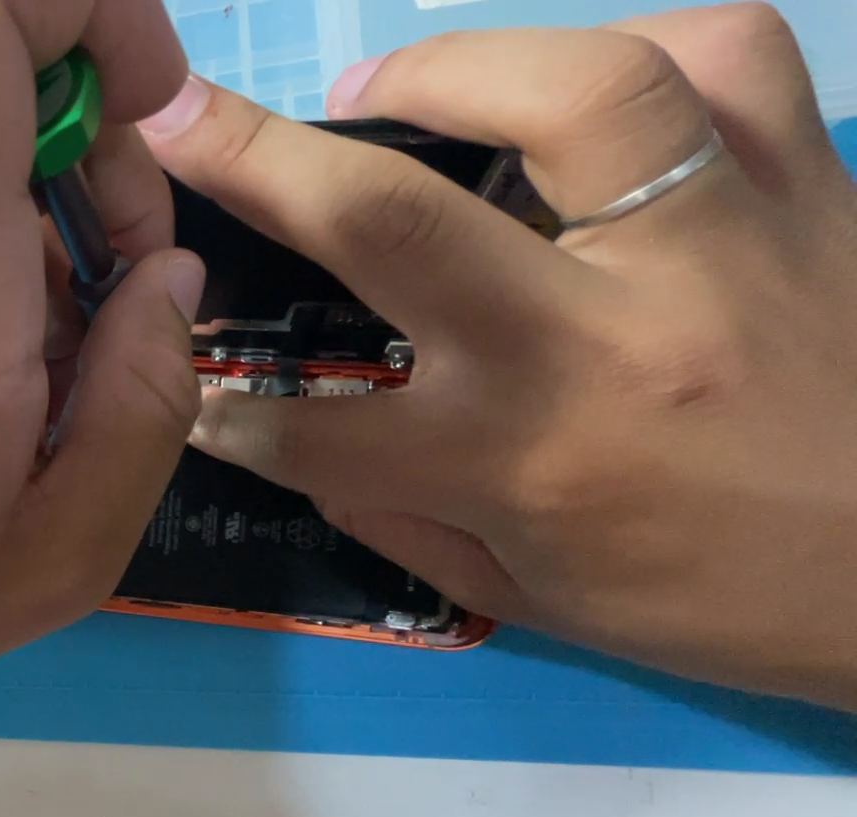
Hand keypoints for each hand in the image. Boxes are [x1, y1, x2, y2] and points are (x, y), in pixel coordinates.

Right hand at [137, 3, 856, 710]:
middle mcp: (593, 341)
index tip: (184, 399)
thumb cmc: (712, 601)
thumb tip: (304, 450)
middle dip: (255, 165)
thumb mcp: (519, 591)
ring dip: (443, 70)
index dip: (224, 415)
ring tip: (373, 88)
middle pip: (389, 226)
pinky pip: (723, 61)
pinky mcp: (813, 190)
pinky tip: (558, 87)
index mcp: (511, 460)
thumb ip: (392, 515)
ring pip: (574, 93)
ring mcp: (713, 247)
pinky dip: (622, 51)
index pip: (309, 430)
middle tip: (182, 120)